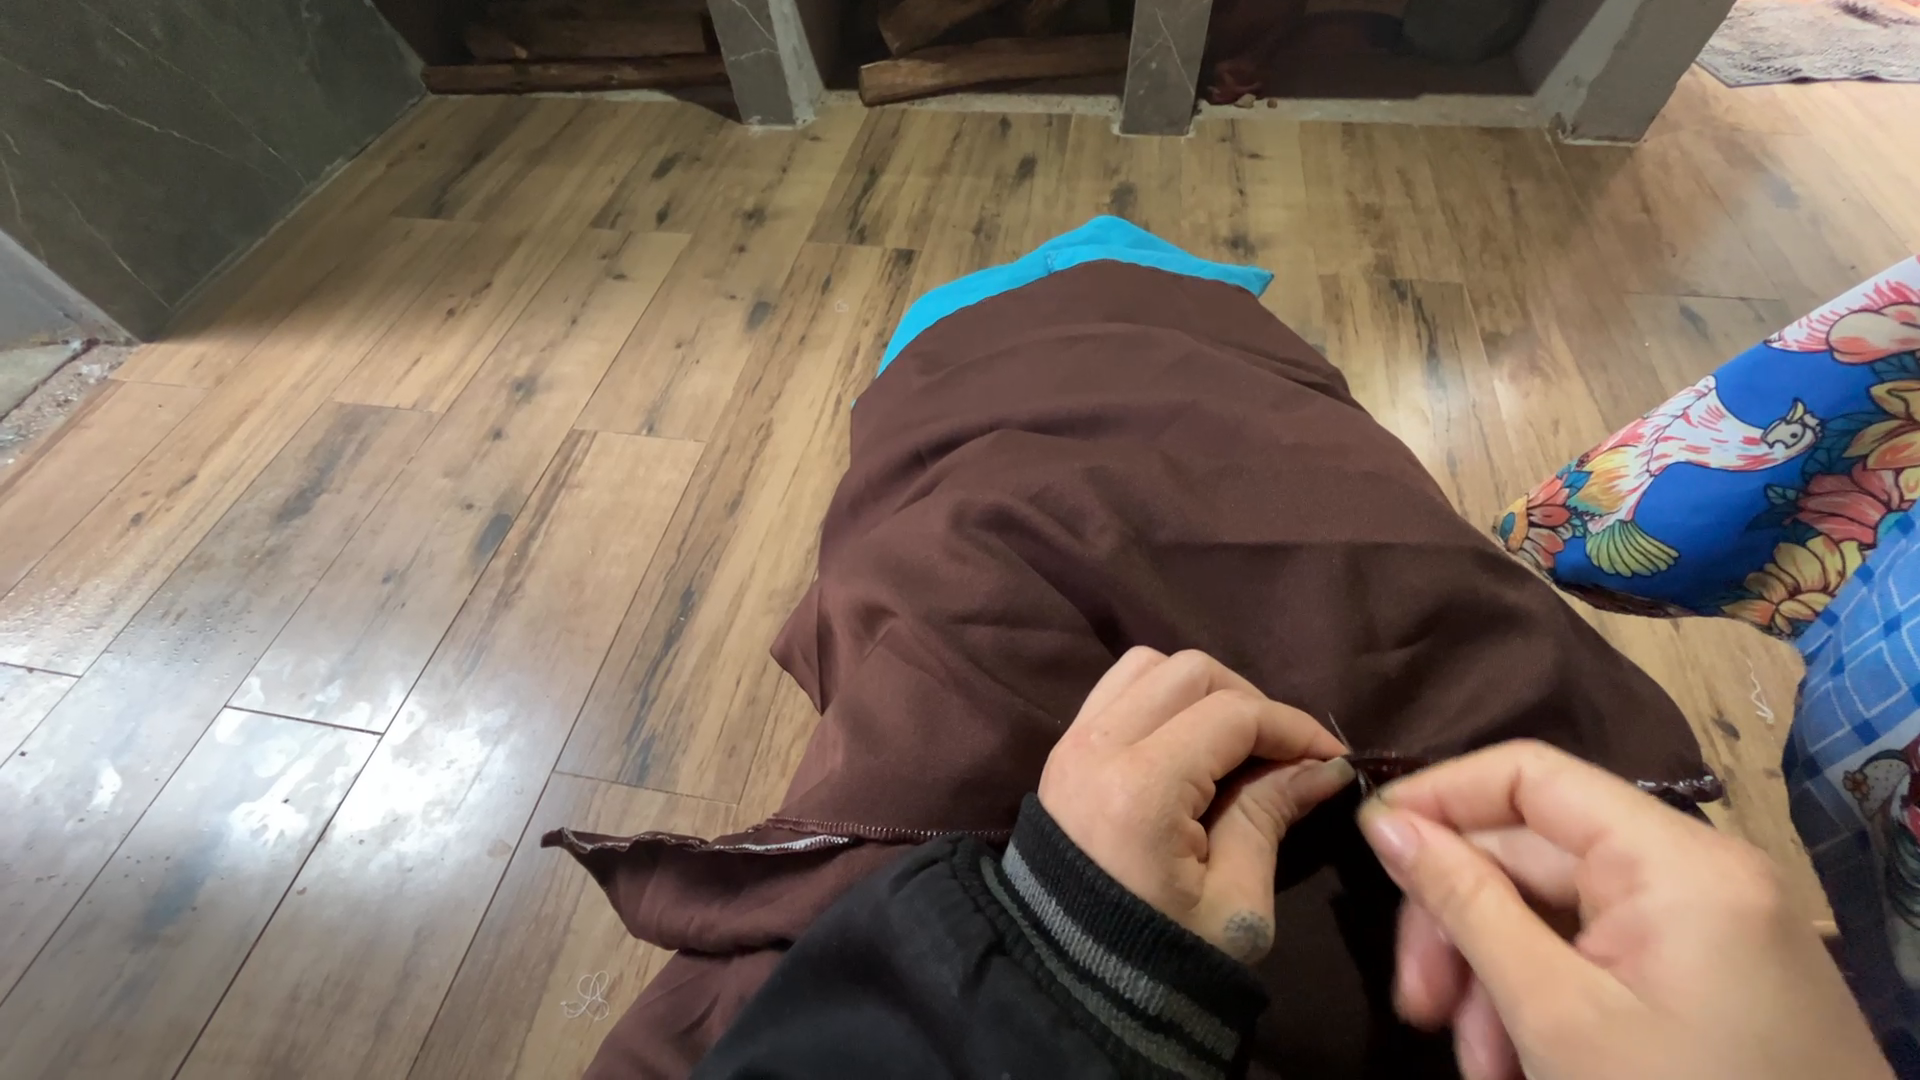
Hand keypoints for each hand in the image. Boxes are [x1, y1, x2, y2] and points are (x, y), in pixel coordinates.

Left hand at [1038, 647, 1353, 961]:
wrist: (1066, 975)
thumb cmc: (1157, 956)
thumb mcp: (1234, 903)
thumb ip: (1269, 817)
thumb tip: (1320, 767)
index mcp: (1140, 787)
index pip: (1230, 715)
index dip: (1291, 726)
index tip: (1330, 756)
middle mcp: (1098, 745)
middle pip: (1188, 671)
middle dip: (1248, 700)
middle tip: (1281, 752)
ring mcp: (1071, 740)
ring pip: (1146, 666)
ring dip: (1199, 690)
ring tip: (1233, 741)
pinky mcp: (1062, 747)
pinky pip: (1116, 688)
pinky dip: (1159, 696)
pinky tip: (1187, 740)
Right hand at [1358, 739, 1891, 1079]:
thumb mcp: (1553, 1012)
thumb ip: (1461, 899)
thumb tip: (1381, 819)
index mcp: (1674, 861)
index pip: (1527, 774)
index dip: (1439, 794)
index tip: (1373, 840)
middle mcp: (1689, 874)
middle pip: (1524, 855)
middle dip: (1458, 923)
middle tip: (1416, 997)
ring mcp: (1696, 927)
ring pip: (1542, 910)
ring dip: (1486, 973)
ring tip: (1465, 1052)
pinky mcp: (1694, 974)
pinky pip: (1582, 952)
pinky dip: (1533, 996)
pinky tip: (1508, 1057)